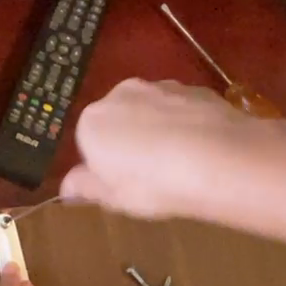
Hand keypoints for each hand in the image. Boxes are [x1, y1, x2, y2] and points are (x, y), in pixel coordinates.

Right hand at [59, 79, 254, 219]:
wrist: (218, 160)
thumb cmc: (152, 184)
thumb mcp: (112, 197)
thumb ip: (86, 187)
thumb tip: (67, 187)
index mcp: (92, 122)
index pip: (89, 141)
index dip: (105, 164)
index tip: (122, 183)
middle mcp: (121, 95)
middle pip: (119, 119)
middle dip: (130, 141)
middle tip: (150, 175)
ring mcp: (161, 87)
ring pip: (151, 110)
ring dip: (158, 130)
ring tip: (179, 163)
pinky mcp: (196, 88)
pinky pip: (182, 109)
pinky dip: (186, 124)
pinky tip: (201, 149)